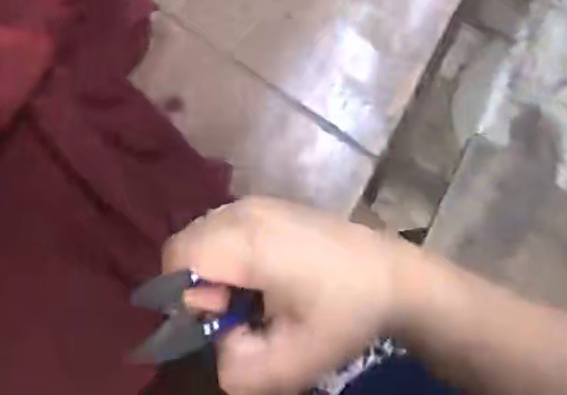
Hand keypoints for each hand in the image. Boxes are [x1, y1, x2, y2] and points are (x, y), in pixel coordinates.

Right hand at [160, 197, 410, 394]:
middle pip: (187, 242)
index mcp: (247, 239)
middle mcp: (246, 209)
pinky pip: (226, 226)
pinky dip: (230, 254)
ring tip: (255, 295)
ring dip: (215, 269)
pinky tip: (267, 277)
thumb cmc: (341, 315)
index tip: (226, 315)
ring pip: (205, 233)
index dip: (187, 295)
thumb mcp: (288, 364)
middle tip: (239, 310)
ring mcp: (259, 200)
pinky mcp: (270, 203)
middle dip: (198, 283)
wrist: (388, 273)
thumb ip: (233, 366)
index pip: (177, 255)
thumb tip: (218, 337)